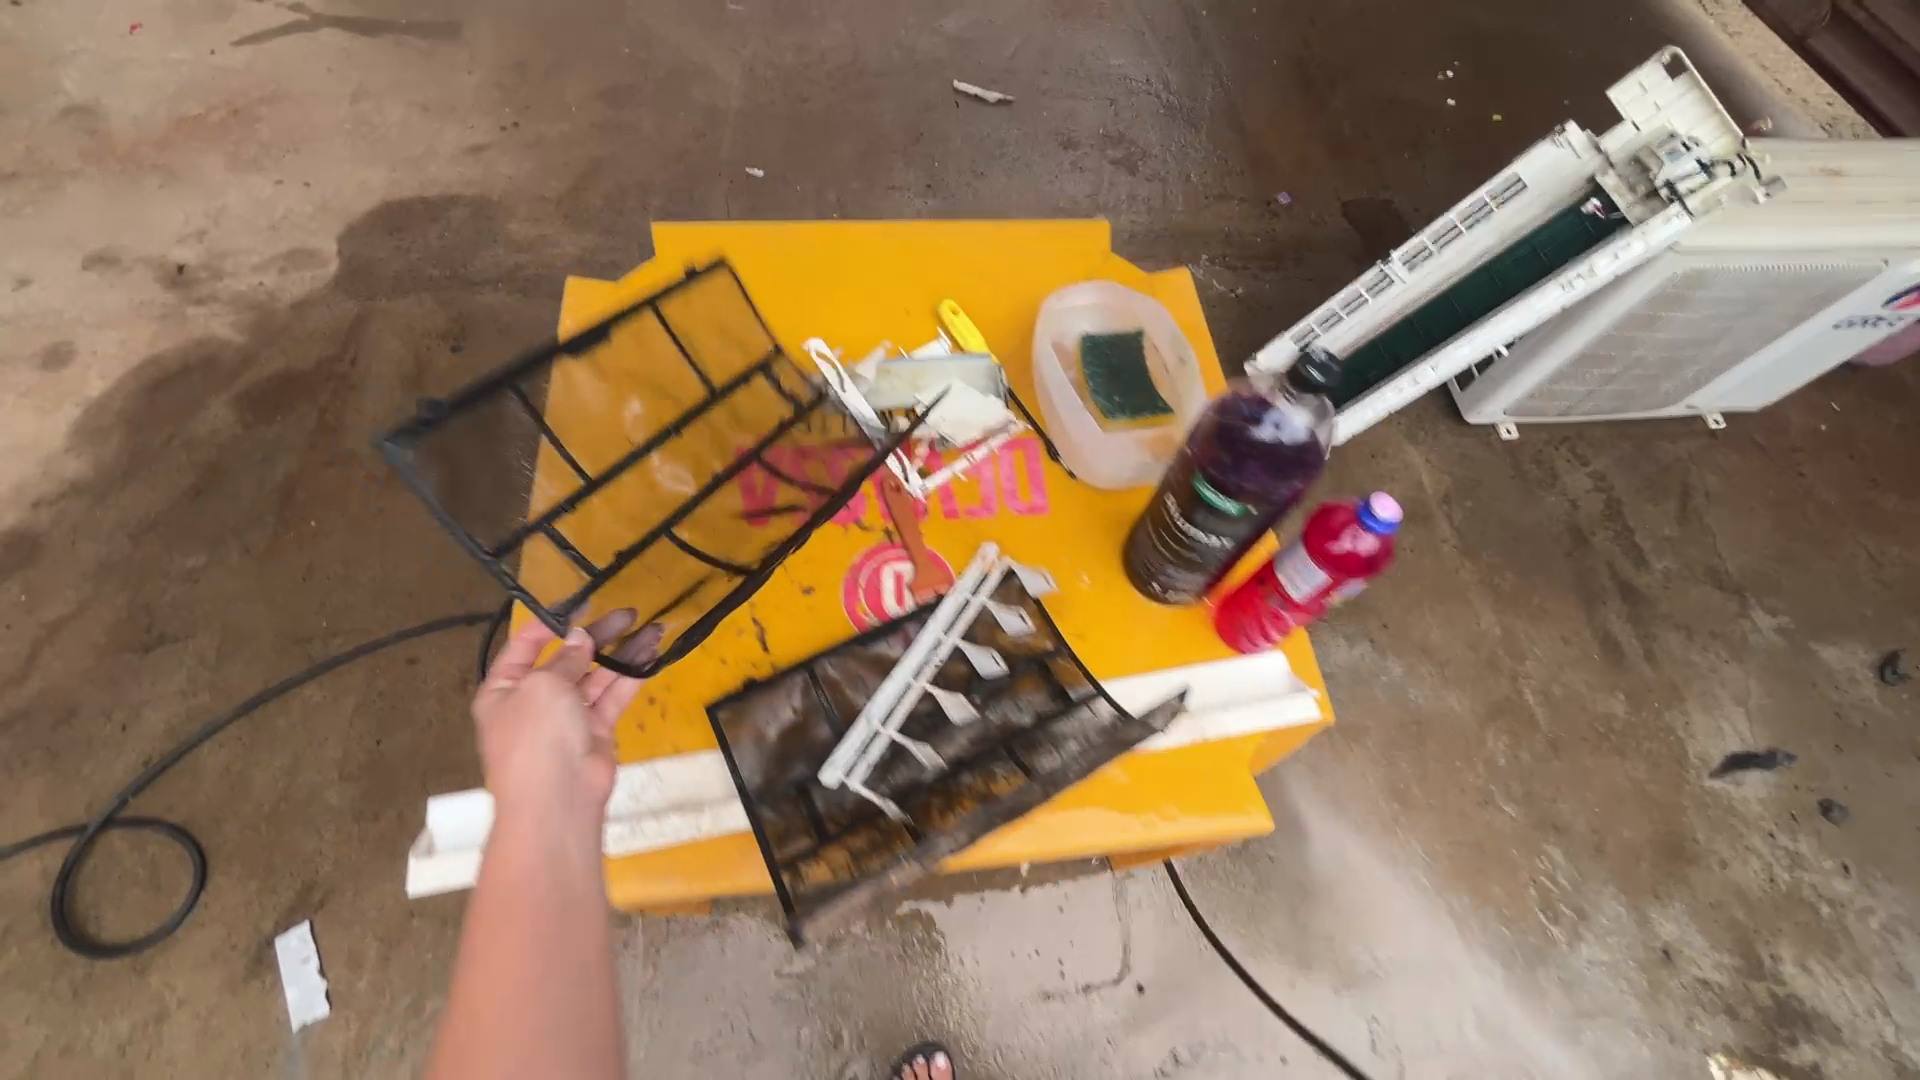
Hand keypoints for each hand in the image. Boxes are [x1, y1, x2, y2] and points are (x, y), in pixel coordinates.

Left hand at [471, 609, 661, 829]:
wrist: (557, 798)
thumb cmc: (536, 735)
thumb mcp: (543, 685)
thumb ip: (565, 658)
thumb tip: (580, 637)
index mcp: (505, 689)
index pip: (524, 647)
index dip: (550, 624)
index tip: (581, 603)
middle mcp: (535, 700)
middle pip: (569, 659)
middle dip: (598, 635)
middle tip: (628, 613)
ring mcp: (568, 717)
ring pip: (597, 676)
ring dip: (623, 653)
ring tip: (653, 628)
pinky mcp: (597, 730)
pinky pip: (614, 697)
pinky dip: (632, 677)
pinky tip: (652, 655)